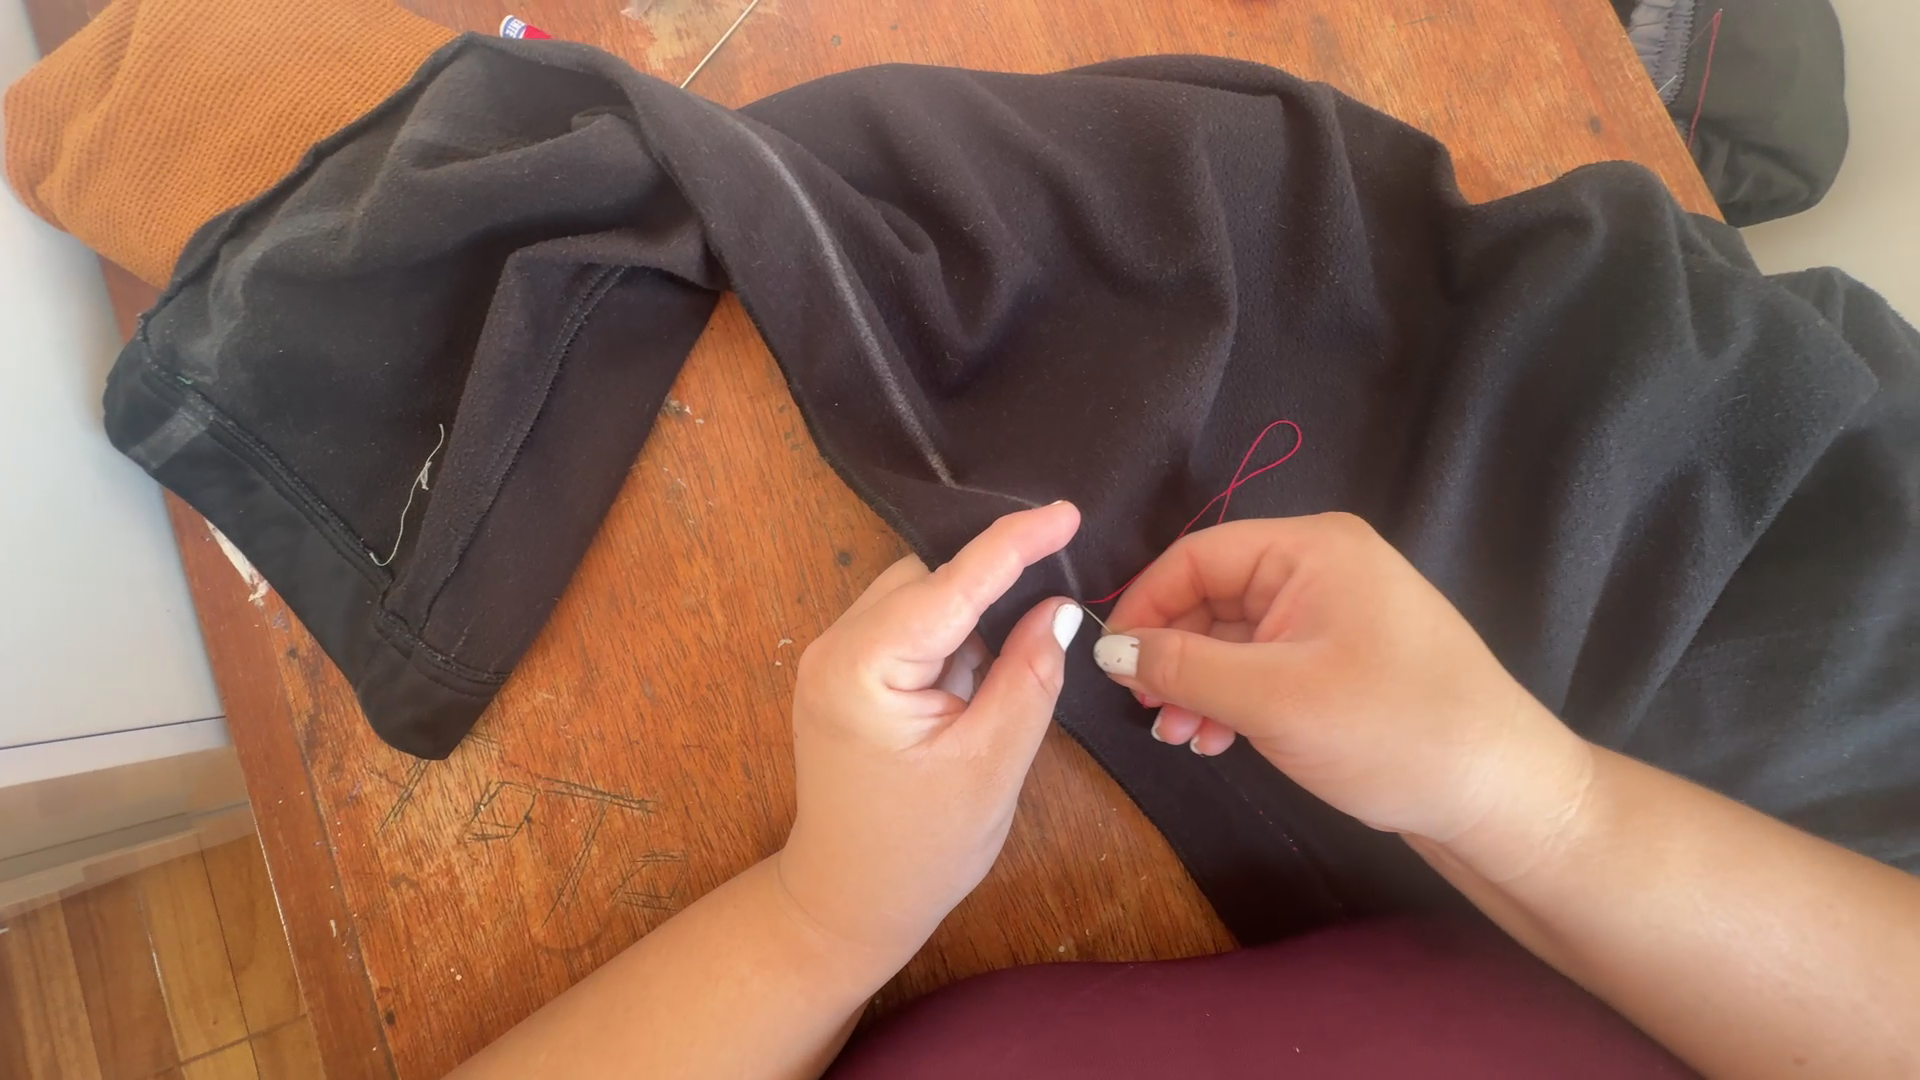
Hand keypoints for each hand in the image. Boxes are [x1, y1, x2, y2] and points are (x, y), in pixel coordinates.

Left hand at [777, 502, 1084, 962]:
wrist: (847, 902)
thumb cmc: (920, 849)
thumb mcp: (991, 764)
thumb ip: (1027, 675)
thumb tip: (1058, 607)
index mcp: (863, 667)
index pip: (951, 584)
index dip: (1014, 542)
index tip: (1066, 512)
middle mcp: (836, 645)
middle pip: (927, 579)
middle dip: (990, 586)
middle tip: (1051, 604)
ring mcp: (834, 656)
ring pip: (918, 597)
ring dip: (970, 615)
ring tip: (1001, 668)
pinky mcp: (846, 671)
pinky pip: (907, 625)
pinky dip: (950, 636)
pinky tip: (973, 675)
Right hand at [1093, 513, 1591, 870]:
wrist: (1509, 804)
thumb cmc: (1393, 731)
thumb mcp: (1273, 698)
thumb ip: (1180, 666)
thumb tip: (1105, 650)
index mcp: (1309, 548)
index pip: (1196, 557)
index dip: (1145, 604)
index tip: (1112, 662)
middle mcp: (1316, 568)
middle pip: (1209, 598)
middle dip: (1171, 655)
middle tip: (1145, 709)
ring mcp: (1326, 613)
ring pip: (1228, 637)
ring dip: (1194, 683)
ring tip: (1178, 734)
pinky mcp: (1331, 656)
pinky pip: (1256, 663)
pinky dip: (1227, 697)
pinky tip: (1212, 738)